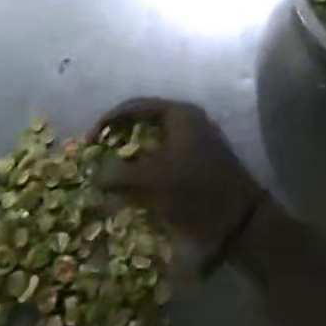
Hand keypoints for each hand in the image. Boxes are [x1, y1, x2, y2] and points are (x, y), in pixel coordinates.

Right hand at [91, 98, 264, 253]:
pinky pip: (161, 160)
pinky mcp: (194, 165)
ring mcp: (192, 142)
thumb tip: (95, 176)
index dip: (109, 120)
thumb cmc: (196, 188)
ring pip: (152, 142)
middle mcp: (186, 122)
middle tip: (95, 154)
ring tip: (107, 172)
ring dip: (129, 155)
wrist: (238, 219)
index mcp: (179, 114)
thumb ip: (122, 174)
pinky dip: (143, 169)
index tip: (88, 140)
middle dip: (118, 136)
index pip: (136, 106)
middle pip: (144, 121)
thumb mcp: (154, 179)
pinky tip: (128, 186)